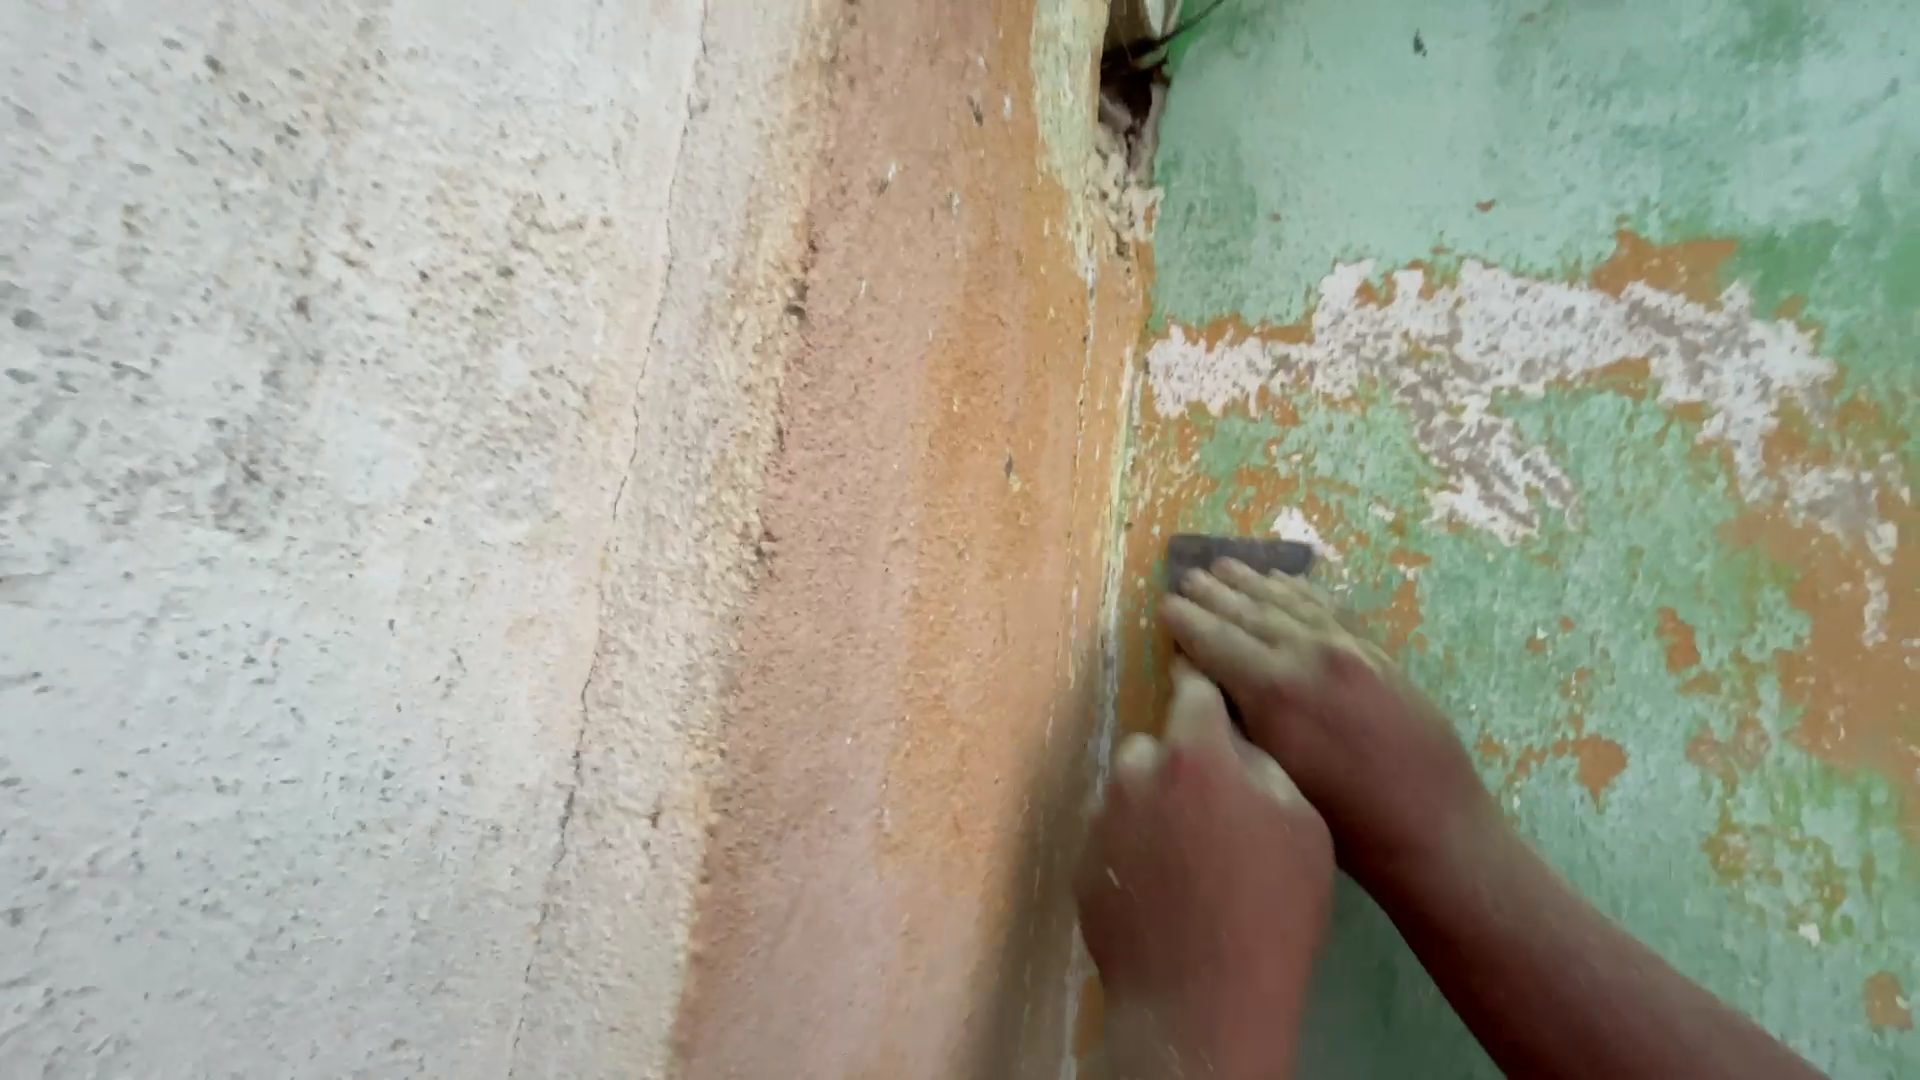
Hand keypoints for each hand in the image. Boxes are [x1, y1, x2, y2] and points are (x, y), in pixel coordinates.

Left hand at [1076, 658, 1333, 1079]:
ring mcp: (1102, 812)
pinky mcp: (1082, 852)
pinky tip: (1158, 874)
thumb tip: (1233, 739)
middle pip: (1158, 740)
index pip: (1192, 688)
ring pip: (1131, 782)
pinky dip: (1132, 834)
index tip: (1200, 664)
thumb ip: (1262, 765)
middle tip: (1210, 799)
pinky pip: (1111, 824)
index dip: (1201, 677)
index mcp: (1194, 755)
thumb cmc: (1269, 912)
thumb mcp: (1301, 826)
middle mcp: (1136, 771)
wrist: (1201, 1002)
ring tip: (1184, 845)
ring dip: (1153, 794)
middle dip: (1182, 755)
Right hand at [1161, 559, 1494, 890]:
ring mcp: (1349, 649)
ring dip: (1252, 582)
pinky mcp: (1378, 654)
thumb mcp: (1269, 771)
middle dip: (1213, 594)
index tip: (1164, 604)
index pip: (1216, 641)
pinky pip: (1330, 608)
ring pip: (1288, 603)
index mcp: (1274, 689)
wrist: (1436, 832)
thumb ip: (1234, 715)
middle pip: (1249, 613)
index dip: (1186, 622)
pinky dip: (1302, 591)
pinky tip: (1284, 581)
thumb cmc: (1340, 821)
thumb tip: (1204, 676)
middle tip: (1186, 577)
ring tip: (1224, 565)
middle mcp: (1309, 655)